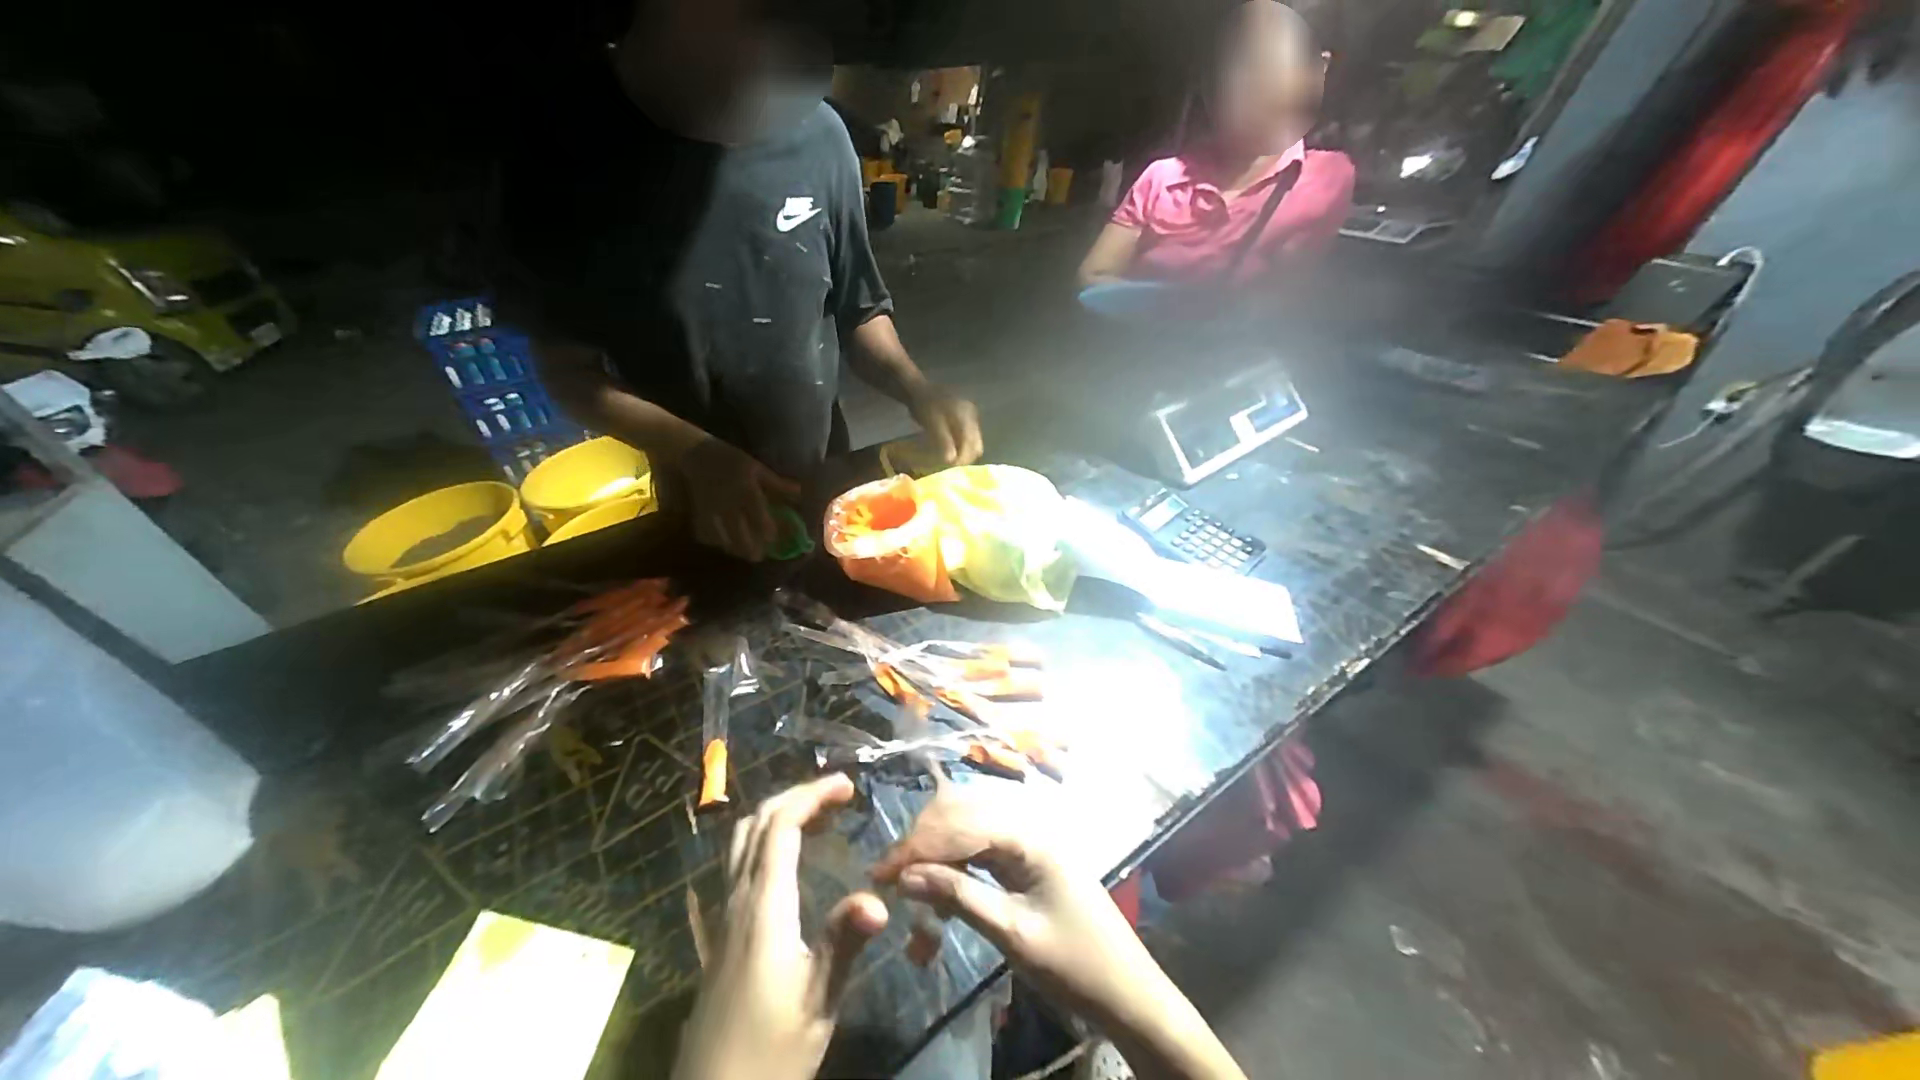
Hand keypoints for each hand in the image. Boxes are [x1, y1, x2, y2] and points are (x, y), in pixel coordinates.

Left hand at [672, 774, 888, 1079]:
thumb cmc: (769, 1050)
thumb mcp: (817, 1002)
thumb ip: (844, 943)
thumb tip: (880, 899)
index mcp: (763, 905)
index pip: (781, 826)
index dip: (812, 795)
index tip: (847, 785)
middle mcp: (737, 898)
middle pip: (758, 823)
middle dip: (797, 796)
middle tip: (838, 795)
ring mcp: (723, 914)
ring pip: (742, 841)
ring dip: (778, 815)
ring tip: (818, 818)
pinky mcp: (720, 932)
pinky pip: (738, 864)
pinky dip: (764, 840)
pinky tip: (786, 860)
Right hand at [673, 436, 801, 560]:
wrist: (698, 455)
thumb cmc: (732, 460)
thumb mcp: (757, 469)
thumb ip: (778, 484)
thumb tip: (800, 494)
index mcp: (746, 491)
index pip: (758, 516)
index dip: (767, 530)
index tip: (773, 540)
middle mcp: (728, 504)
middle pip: (738, 533)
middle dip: (749, 548)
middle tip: (758, 556)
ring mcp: (711, 510)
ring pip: (721, 537)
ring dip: (733, 547)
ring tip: (743, 553)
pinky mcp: (699, 513)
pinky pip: (706, 533)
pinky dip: (715, 541)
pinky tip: (723, 544)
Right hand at [869, 788, 1162, 1030]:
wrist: (1128, 991)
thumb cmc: (1074, 965)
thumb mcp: (1013, 934)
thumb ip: (959, 897)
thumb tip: (905, 876)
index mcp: (1031, 836)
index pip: (961, 823)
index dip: (917, 846)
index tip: (879, 873)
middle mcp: (1029, 824)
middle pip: (962, 811)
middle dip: (923, 839)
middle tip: (890, 877)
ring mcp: (1030, 838)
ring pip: (970, 822)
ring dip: (937, 845)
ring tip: (909, 879)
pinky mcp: (1028, 856)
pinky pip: (982, 842)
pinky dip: (956, 858)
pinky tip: (940, 882)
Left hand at [906, 384, 983, 466]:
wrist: (919, 389)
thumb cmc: (924, 405)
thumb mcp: (933, 422)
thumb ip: (944, 440)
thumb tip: (952, 460)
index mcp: (967, 416)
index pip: (973, 444)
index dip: (963, 458)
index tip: (951, 466)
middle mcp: (973, 417)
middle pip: (976, 445)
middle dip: (965, 457)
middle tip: (950, 466)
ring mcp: (970, 418)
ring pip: (973, 443)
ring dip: (963, 453)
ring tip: (949, 460)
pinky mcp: (965, 420)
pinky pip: (967, 438)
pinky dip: (960, 446)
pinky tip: (949, 450)